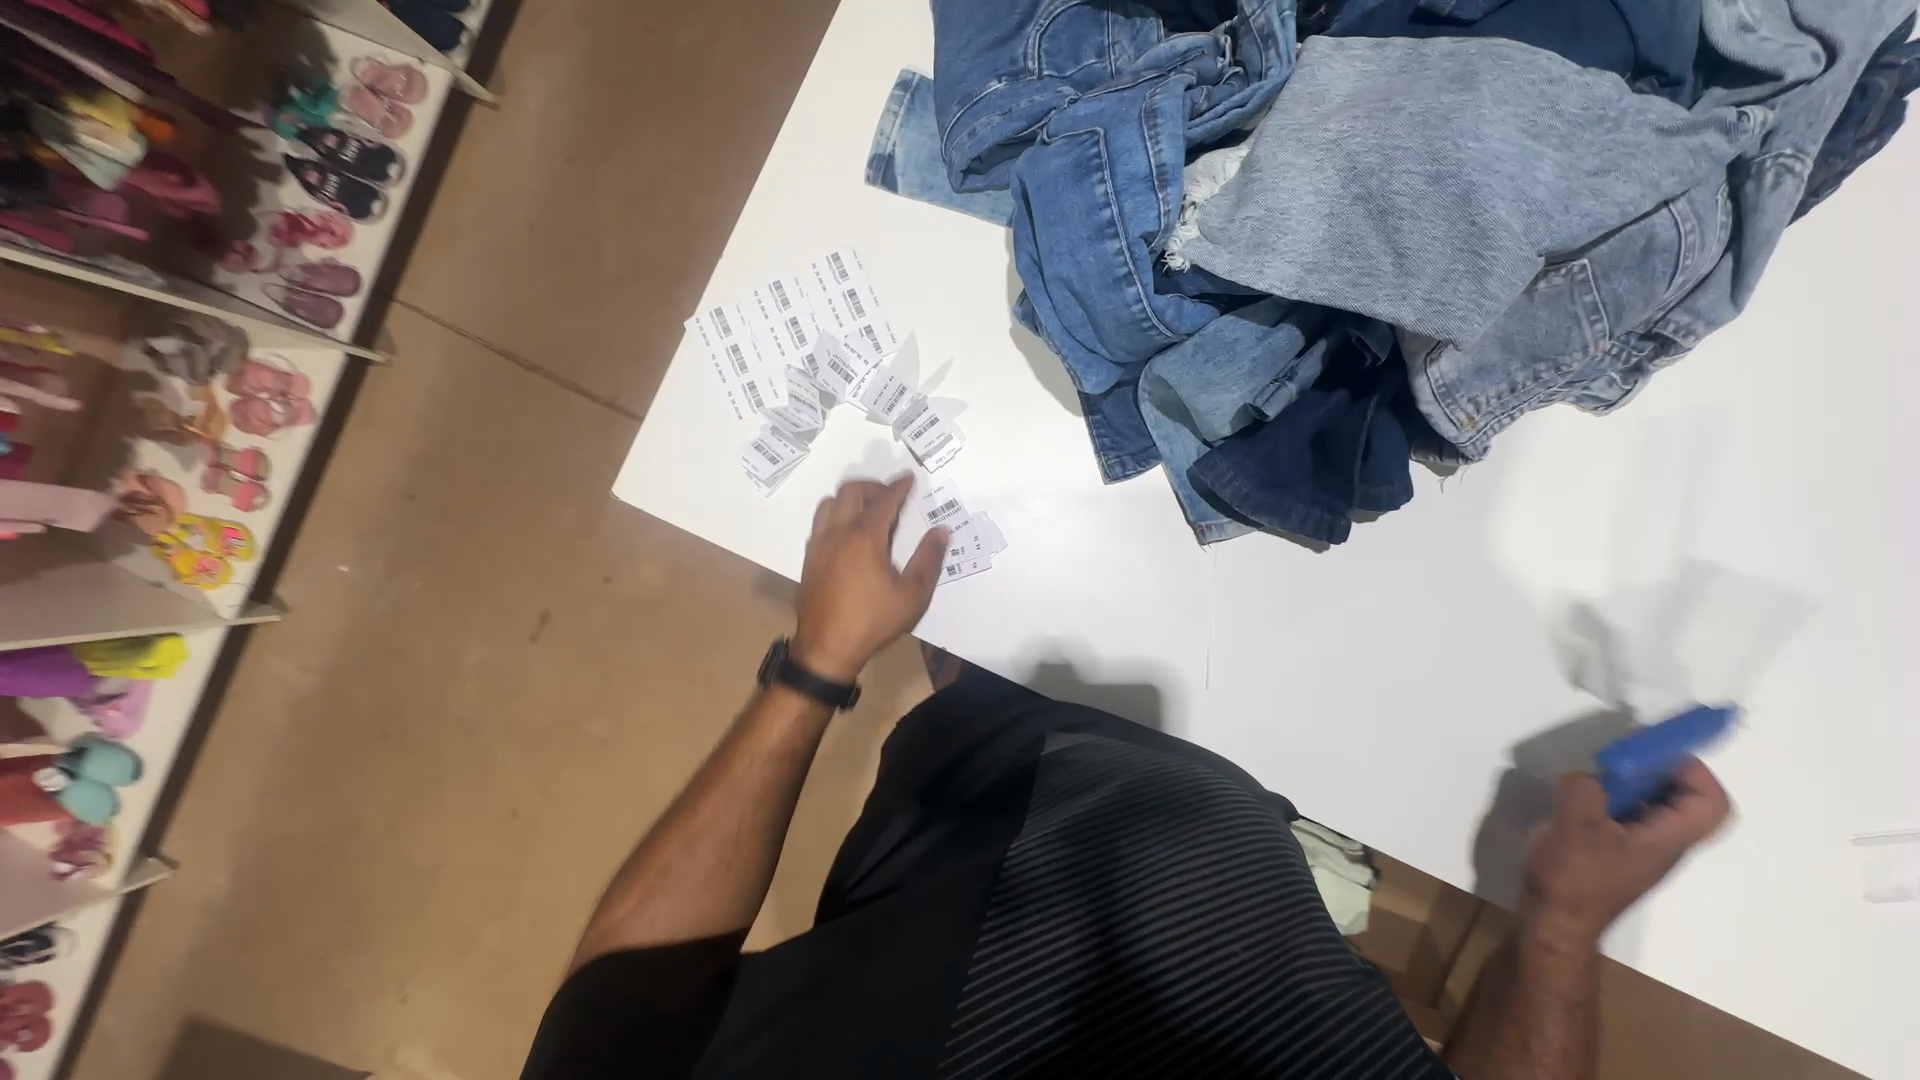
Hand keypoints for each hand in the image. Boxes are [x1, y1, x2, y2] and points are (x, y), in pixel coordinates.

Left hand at [790, 475, 947, 682]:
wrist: (827, 648)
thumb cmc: (873, 622)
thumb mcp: (912, 596)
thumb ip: (928, 560)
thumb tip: (941, 532)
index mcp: (865, 538)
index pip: (884, 500)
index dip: (898, 487)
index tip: (909, 479)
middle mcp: (838, 534)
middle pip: (851, 492)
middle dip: (873, 487)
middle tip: (891, 497)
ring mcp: (819, 546)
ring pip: (829, 504)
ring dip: (850, 499)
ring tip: (868, 512)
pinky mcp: (809, 560)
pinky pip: (820, 524)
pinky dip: (836, 516)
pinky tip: (849, 535)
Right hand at [1520, 759, 1730, 945]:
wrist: (1555, 921)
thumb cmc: (1574, 877)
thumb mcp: (1574, 826)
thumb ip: (1584, 790)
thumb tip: (1586, 777)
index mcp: (1667, 839)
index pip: (1711, 803)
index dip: (1693, 771)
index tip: (1652, 751)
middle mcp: (1662, 843)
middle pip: (1684, 800)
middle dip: (1656, 770)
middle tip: (1619, 756)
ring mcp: (1637, 848)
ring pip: (1651, 806)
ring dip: (1628, 783)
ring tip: (1592, 774)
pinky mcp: (1612, 851)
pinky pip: (1624, 815)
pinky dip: (1607, 798)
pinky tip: (1574, 797)